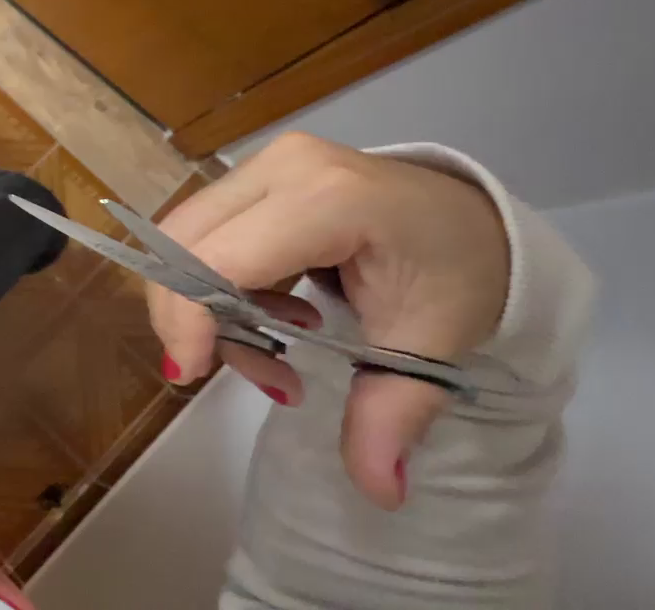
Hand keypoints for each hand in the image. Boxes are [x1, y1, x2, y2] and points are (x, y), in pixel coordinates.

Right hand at [147, 133, 510, 509]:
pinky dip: (209, 281)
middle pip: (182, 242)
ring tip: (267, 349)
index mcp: (329, 199)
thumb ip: (391, 411)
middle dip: (185, 315)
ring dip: (197, 302)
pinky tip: (265, 312)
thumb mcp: (434, 344)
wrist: (474, 216)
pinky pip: (199, 229)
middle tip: (221, 370)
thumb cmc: (460, 271)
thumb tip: (377, 491)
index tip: (189, 374)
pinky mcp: (248, 173)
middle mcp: (278, 166)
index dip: (189, 318)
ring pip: (181, 236)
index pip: (218, 257)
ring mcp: (259, 162)